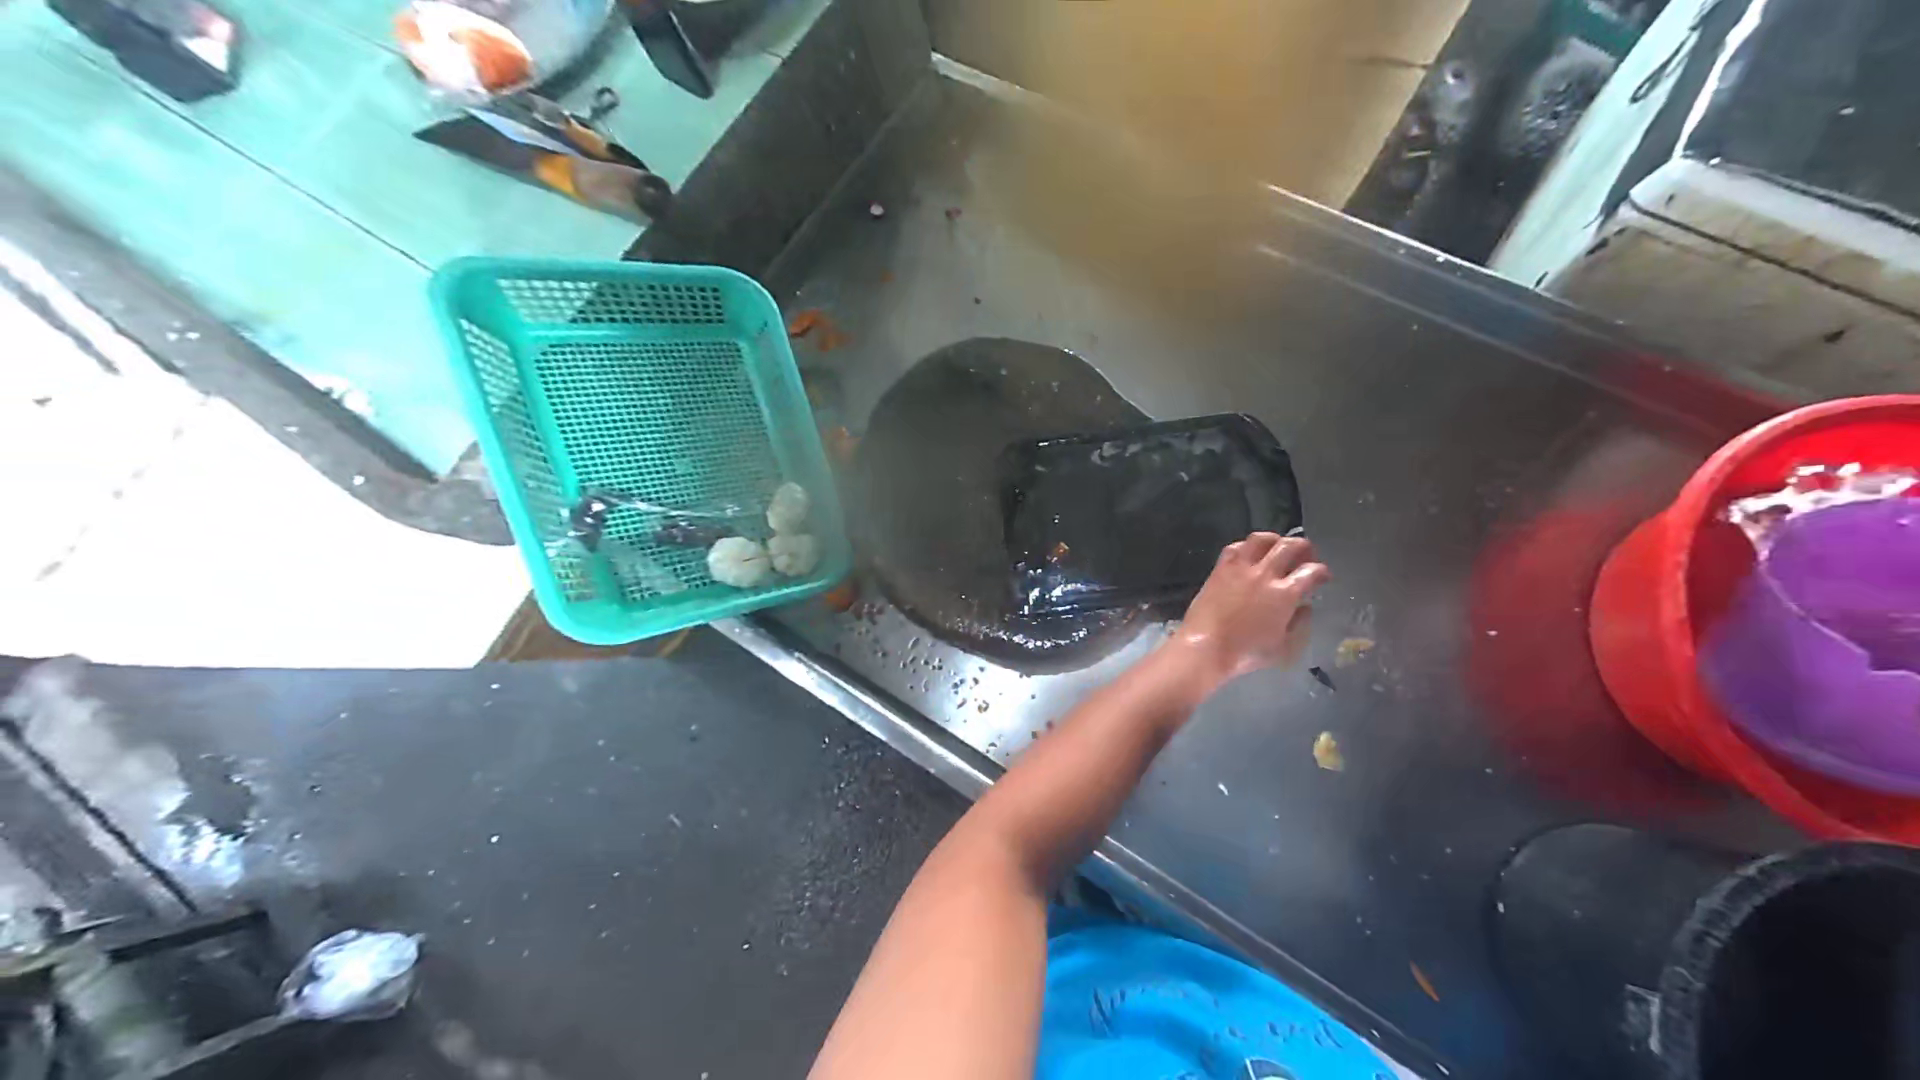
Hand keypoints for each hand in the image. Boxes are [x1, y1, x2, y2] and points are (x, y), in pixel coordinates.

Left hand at [1174, 533, 1329, 687]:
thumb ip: (1299, 624)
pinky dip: (1247, 546)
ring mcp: (1239, 569)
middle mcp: (1264, 574)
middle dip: (1304, 548)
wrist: (1204, 647)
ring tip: (1278, 548)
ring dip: (1275, 540)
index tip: (1322, 576)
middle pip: (1289, 546)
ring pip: (1261, 539)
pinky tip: (1249, 555)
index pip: (1311, 572)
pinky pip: (1235, 547)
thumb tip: (1305, 607)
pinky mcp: (1219, 569)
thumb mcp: (1284, 647)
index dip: (1321, 572)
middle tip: (1306, 557)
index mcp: (1285, 593)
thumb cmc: (1245, 652)